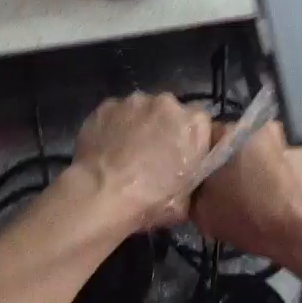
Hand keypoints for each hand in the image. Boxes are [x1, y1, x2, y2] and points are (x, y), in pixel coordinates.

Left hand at [69, 93, 212, 231]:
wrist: (101, 193)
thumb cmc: (149, 201)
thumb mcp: (185, 201)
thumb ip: (192, 177)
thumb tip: (186, 176)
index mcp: (194, 124)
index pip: (201, 124)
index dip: (190, 139)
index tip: (181, 154)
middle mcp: (167, 103)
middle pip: (170, 112)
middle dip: (164, 128)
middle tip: (153, 153)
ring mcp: (134, 101)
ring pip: (142, 110)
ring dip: (139, 124)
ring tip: (127, 151)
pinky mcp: (107, 104)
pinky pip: (116, 113)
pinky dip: (115, 125)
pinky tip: (107, 146)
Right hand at [191, 122, 301, 267]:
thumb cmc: (256, 223)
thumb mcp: (208, 216)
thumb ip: (192, 191)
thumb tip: (191, 184)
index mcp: (225, 135)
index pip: (205, 138)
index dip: (206, 158)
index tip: (211, 176)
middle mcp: (254, 124)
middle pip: (236, 137)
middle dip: (236, 156)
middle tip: (239, 182)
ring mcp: (285, 129)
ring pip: (264, 142)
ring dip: (262, 157)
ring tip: (268, 184)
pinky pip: (288, 148)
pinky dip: (286, 161)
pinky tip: (289, 183)